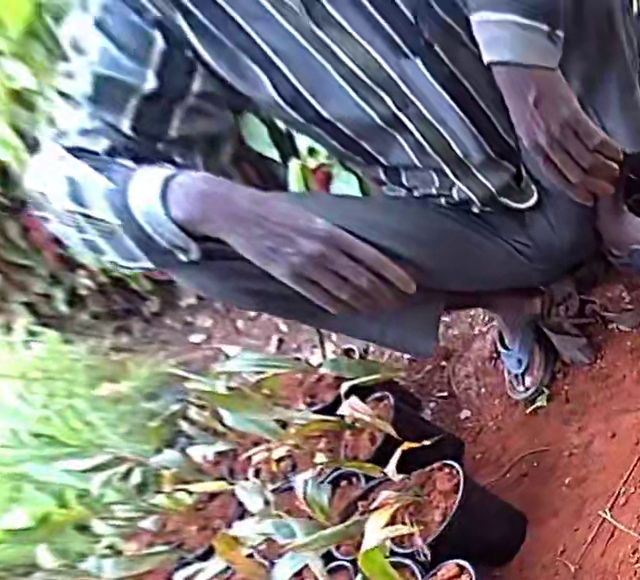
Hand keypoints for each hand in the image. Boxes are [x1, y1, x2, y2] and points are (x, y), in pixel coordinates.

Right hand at [167, 173, 414, 313]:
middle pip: (366, 282)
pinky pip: (325, 299)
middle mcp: (323, 251)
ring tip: (379, 307)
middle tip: (397, 301)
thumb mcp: (313, 217)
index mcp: (331, 233)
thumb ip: (339, 236)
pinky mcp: (290, 277)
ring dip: (368, 304)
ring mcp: (306, 266)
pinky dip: (343, 307)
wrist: (229, 210)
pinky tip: (352, 309)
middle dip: (386, 295)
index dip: (396, 276)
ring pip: (349, 294)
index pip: (375, 259)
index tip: (411, 287)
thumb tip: (369, 255)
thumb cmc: (275, 211)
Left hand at [490, 64, 620, 203]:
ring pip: (588, 160)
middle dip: (596, 185)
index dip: (576, 192)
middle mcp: (547, 141)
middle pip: (577, 174)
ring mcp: (560, 128)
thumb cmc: (520, 92)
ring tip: (615, 170)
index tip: (590, 199)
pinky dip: (609, 149)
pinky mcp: (572, 114)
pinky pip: (595, 139)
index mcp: (533, 146)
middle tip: (608, 188)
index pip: (558, 178)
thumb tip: (565, 166)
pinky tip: (617, 152)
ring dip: (606, 169)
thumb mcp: (525, 127)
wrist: (517, 62)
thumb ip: (543, 148)